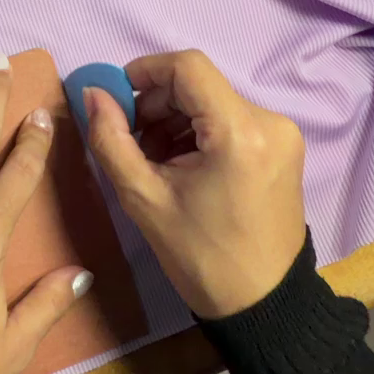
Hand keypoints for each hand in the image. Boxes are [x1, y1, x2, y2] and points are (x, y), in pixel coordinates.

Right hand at [83, 50, 306, 318]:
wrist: (263, 306)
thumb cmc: (200, 256)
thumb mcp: (143, 197)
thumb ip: (111, 138)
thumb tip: (92, 93)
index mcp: (240, 132)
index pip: (187, 67)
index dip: (144, 72)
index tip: (116, 100)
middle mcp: (269, 121)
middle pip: (197, 84)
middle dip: (154, 103)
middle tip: (128, 140)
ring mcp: (280, 133)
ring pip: (209, 100)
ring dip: (172, 119)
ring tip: (152, 160)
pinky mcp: (280, 146)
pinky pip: (227, 119)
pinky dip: (195, 131)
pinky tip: (178, 165)